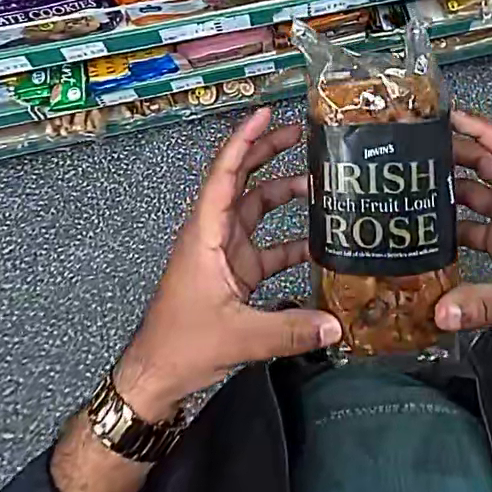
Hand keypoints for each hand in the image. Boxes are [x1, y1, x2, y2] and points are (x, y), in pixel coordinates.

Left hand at [113, 107, 339, 420]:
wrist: (155, 378)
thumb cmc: (181, 346)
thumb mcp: (238, 337)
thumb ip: (290, 330)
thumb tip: (336, 326)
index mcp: (206, 234)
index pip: (225, 175)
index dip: (244, 141)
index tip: (265, 114)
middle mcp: (215, 234)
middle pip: (242, 180)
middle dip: (267, 152)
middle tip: (300, 132)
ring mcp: (225, 252)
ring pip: (256, 209)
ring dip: (284, 193)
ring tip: (319, 182)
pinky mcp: (236, 272)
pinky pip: (269, 246)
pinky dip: (292, 241)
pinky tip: (319, 244)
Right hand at [437, 110, 491, 363]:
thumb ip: (482, 306)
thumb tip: (438, 311)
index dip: (482, 131)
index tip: (450, 117)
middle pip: (490, 170)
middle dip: (458, 154)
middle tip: (418, 149)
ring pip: (481, 198)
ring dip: (452, 189)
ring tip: (414, 184)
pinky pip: (476, 228)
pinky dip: (454, 227)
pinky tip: (428, 231)